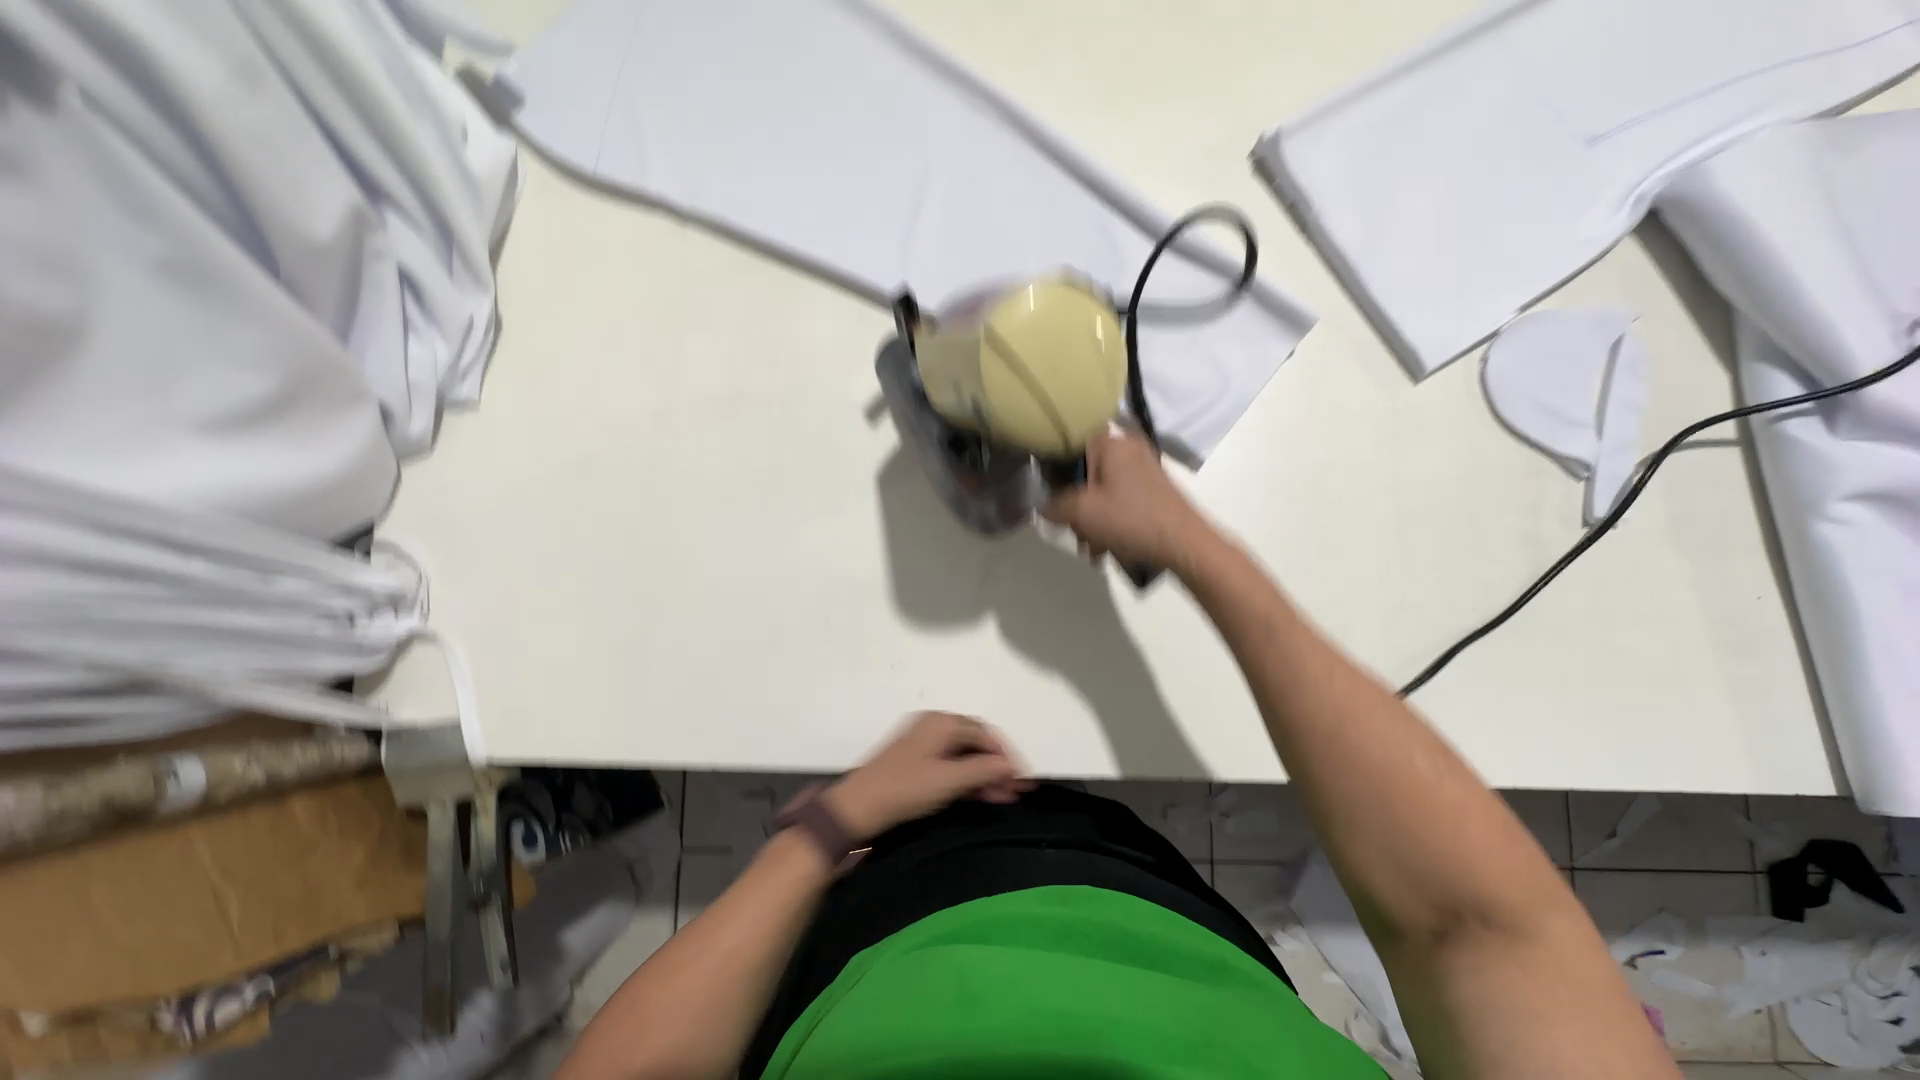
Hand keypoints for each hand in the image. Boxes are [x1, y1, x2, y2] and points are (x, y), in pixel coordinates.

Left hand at [825, 712, 1032, 841]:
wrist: (858, 807)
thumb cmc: (905, 789)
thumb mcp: (949, 780)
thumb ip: (983, 770)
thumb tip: (1011, 766)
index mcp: (942, 722)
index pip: (986, 734)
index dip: (1007, 757)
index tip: (1024, 781)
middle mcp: (933, 725)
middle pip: (975, 743)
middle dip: (997, 767)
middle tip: (1015, 793)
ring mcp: (922, 742)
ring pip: (963, 755)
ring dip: (983, 775)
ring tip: (1001, 799)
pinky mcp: (914, 760)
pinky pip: (949, 763)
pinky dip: (965, 778)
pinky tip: (978, 796)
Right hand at [1043, 426, 1209, 568]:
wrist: (1185, 544)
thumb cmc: (1130, 520)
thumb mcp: (1081, 512)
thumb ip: (1054, 504)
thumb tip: (1042, 505)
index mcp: (1111, 442)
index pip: (1068, 443)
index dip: (1053, 470)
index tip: (1050, 495)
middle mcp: (1128, 447)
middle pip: (1085, 471)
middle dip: (1075, 505)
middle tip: (1075, 531)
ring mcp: (1144, 468)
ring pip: (1101, 490)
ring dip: (1091, 520)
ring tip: (1092, 548)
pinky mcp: (1154, 489)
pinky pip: (1119, 499)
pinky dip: (1110, 520)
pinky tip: (1107, 547)